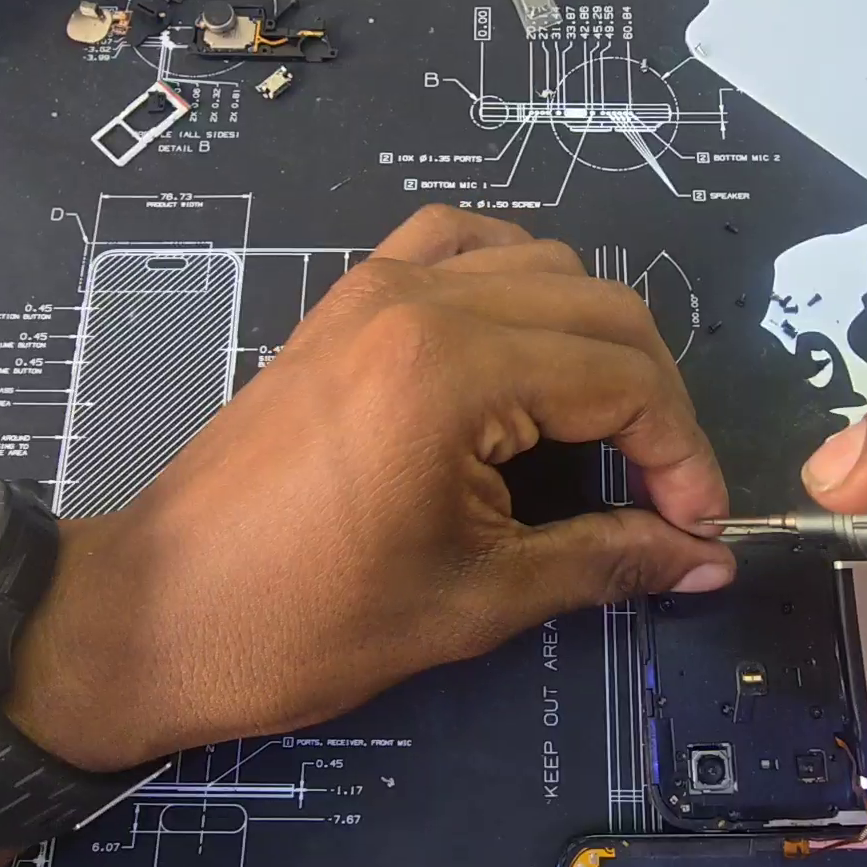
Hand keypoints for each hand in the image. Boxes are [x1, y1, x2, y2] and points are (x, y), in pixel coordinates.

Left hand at [5, 206, 733, 772]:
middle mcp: (426, 299)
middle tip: (662, 486)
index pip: (625, 380)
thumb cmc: (308, 623)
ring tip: (598, 422)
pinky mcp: (351, 295)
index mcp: (456, 370)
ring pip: (543, 265)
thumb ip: (607, 561)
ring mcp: (382, 283)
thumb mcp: (477, 601)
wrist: (156, 609)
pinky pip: (459, 243)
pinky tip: (521, 337)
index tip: (698, 524)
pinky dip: (516, 279)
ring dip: (595, 338)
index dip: (682, 454)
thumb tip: (710, 562)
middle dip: (655, 398)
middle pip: (603, 309)